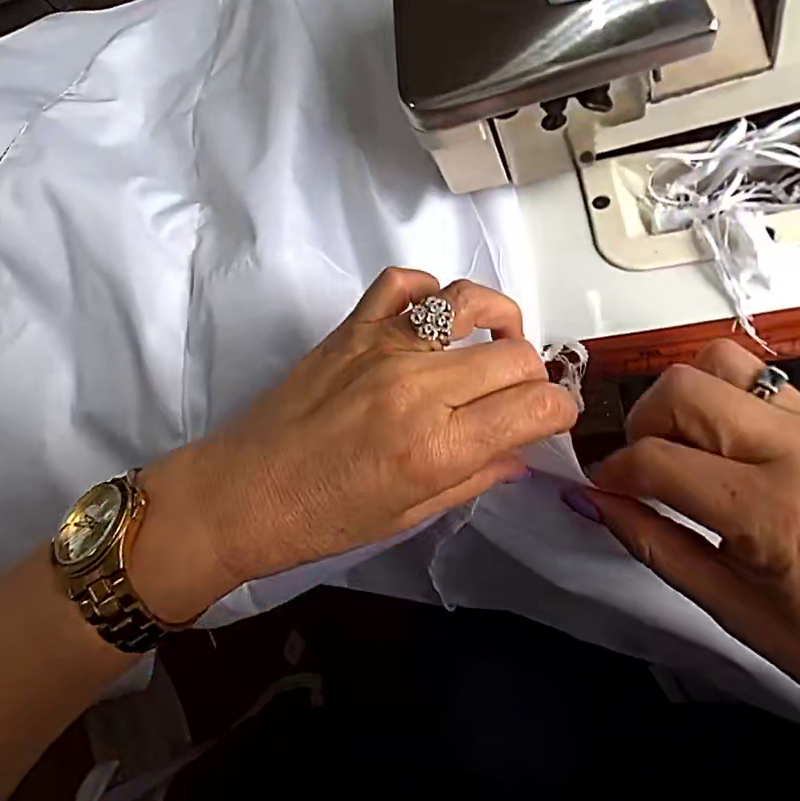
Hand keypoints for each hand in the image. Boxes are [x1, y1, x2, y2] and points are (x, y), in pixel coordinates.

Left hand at [129, 268, 579, 621]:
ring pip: (471, 301)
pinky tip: (435, 319)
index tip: (549, 419)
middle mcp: (419, 387)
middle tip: (517, 397)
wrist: (240, 494)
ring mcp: (383, 347)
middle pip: (516, 354)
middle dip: (534, 377)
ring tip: (495, 342)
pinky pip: (404, 281)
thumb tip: (521, 449)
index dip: (559, 411)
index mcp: (438, 447)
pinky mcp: (352, 327)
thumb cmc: (324, 519)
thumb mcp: (412, 513)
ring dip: (500, 319)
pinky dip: (431, 291)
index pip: (537, 406)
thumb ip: (478, 474)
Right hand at [580, 340, 799, 731]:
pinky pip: (759, 379)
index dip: (615, 473)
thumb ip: (655, 542)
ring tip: (675, 445)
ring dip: (680, 397)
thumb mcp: (733, 609)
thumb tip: (604, 503)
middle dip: (641, 422)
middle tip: (636, 466)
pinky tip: (716, 445)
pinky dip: (719, 398)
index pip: (660, 460)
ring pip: (721, 361)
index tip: (605, 488)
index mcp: (777, 513)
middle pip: (684, 388)